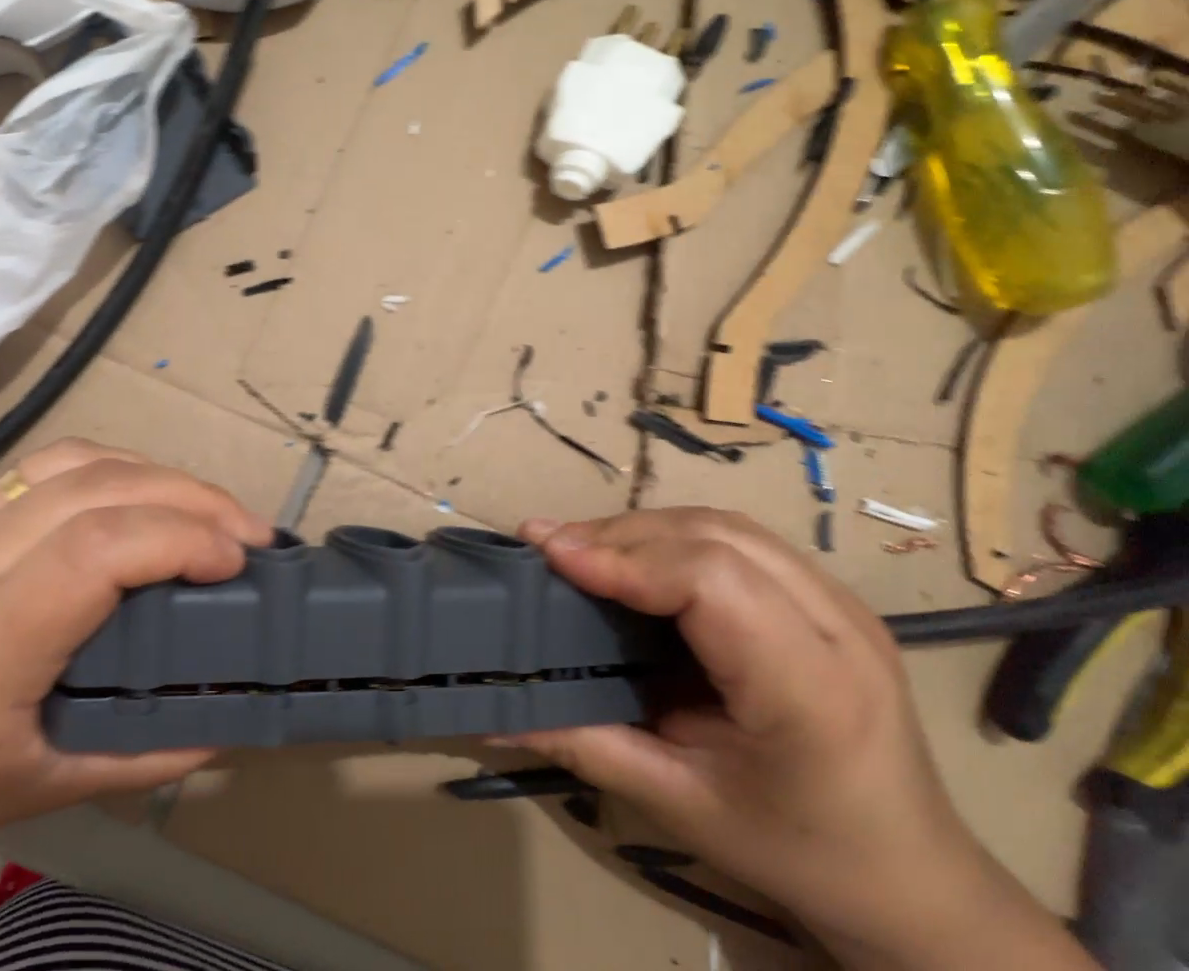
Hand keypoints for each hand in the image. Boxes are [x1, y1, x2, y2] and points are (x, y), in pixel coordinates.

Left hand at [0, 439, 272, 849]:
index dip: (177, 539)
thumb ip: (140, 760)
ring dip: (157, 474)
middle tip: (251, 534)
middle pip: (96, 491)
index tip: (236, 564)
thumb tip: (221, 727)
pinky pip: (49, 465)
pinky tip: (148, 495)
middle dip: (190, 498)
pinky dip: (114, 466)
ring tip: (212, 511)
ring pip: (75, 462)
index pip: (92, 551)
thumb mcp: (43, 787)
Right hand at [506, 509, 1092, 969]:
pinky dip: (676, 540)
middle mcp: (840, 628)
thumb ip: (585, 746)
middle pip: (717, 537)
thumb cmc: (795, 849)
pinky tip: (635, 564)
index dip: (623, 558)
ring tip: (578, 550)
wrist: (911, 876)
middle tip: (545, 548)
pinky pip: (744, 544)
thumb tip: (493, 714)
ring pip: (730, 528)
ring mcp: (845, 608)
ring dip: (646, 529)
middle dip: (620, 533)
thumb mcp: (679, 803)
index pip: (711, 581)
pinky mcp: (832, 604)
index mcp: (810, 688)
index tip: (548, 555)